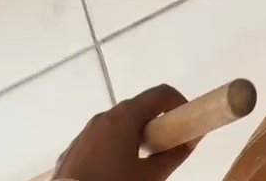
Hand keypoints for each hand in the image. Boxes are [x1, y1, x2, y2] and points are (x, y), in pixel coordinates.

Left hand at [53, 85, 194, 180]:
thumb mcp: (150, 177)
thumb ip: (175, 154)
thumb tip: (194, 138)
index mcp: (125, 115)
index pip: (160, 93)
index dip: (179, 103)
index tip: (186, 123)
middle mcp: (104, 116)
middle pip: (138, 109)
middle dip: (156, 125)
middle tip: (165, 149)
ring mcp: (84, 133)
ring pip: (117, 126)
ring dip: (133, 138)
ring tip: (139, 166)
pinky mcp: (72, 151)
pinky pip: (99, 142)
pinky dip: (112, 149)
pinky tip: (113, 173)